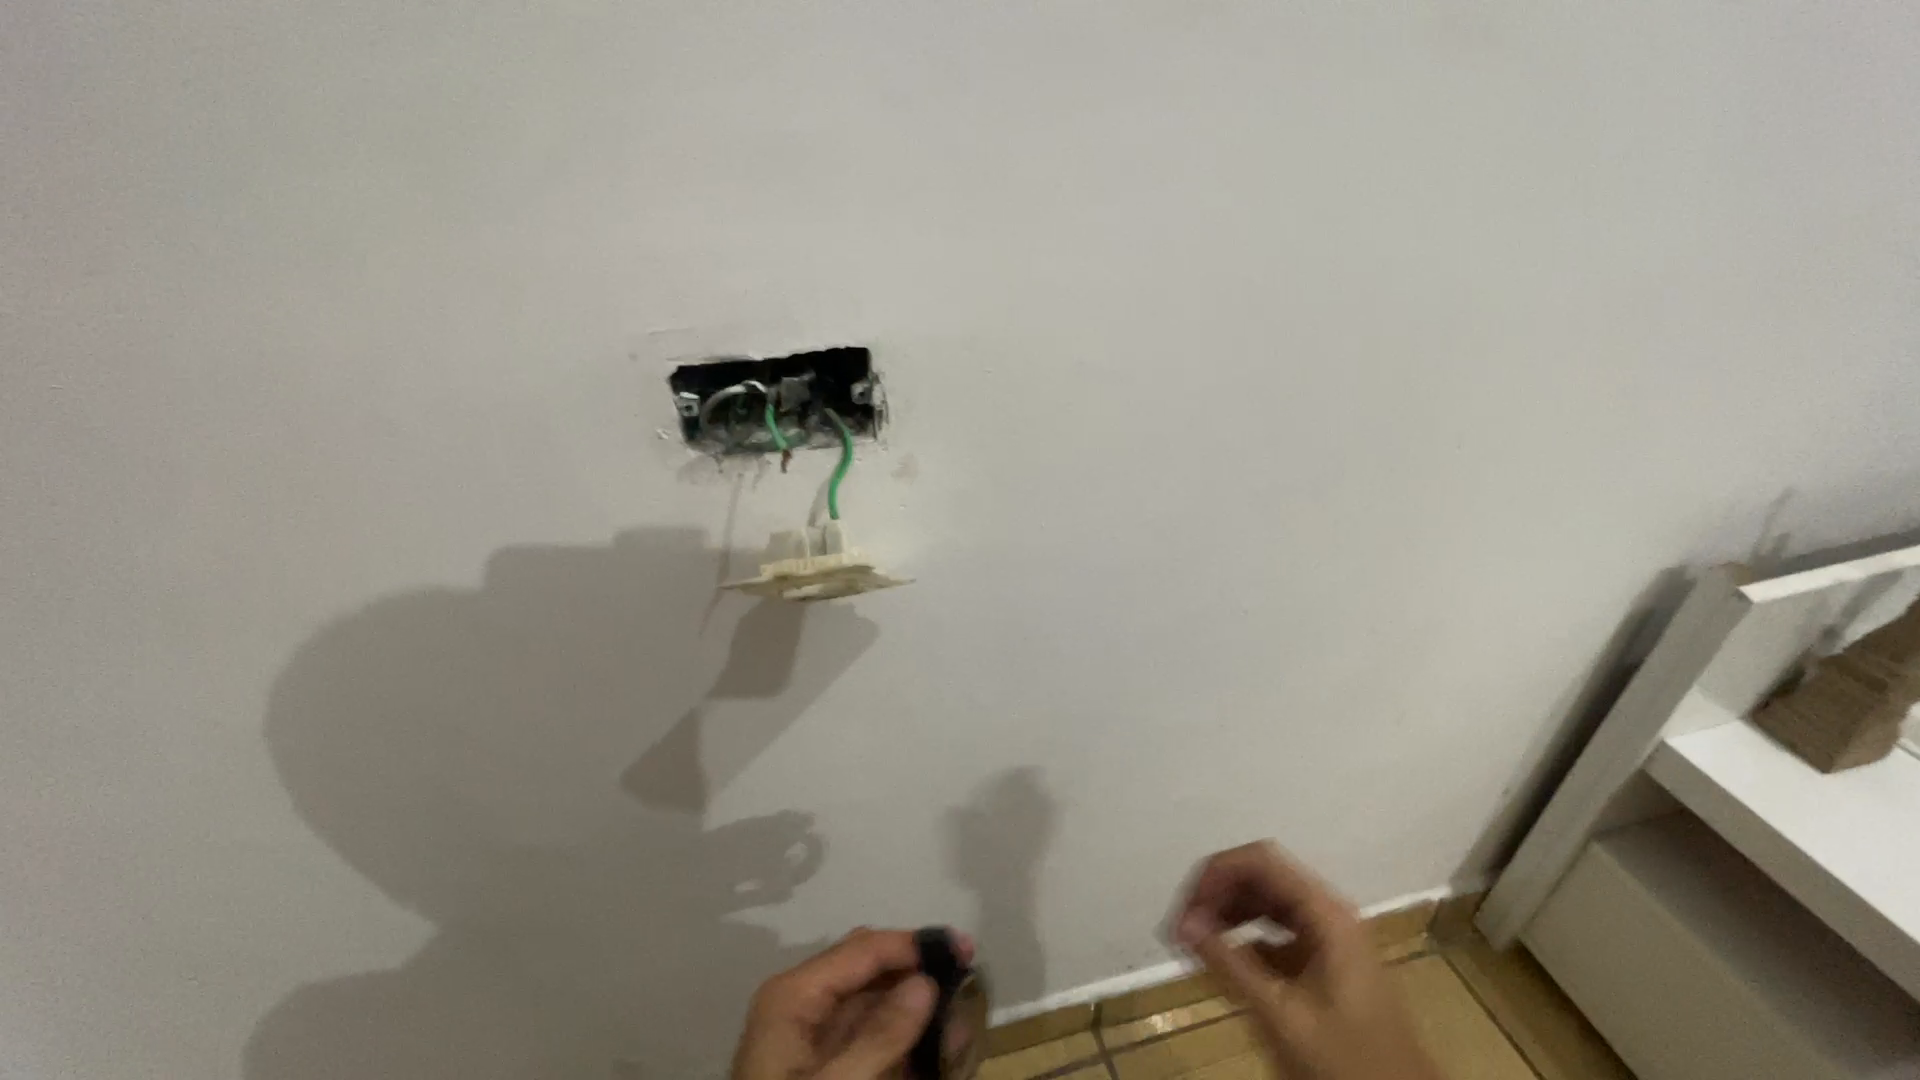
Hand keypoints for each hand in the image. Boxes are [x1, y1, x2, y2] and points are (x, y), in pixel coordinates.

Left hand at [732, 927, 972, 1079]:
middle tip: (968, 984)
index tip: (965, 948)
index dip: (915, 943)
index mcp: (794, 995)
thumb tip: (925, 983)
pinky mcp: (824, 1064)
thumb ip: (880, 1036)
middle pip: (871, 968)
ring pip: (876, 1003)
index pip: (864, 948)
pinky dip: (904, 1040)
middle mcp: (803, 1003)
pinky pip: (870, 1038)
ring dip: (918, 1010)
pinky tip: (936, 1050)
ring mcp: (813, 1036)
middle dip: (919, 974)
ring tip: (961, 1025)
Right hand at [1172, 842, 1442, 1079]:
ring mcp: (1328, 937)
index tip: (1187, 911)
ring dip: (1227, 913)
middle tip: (1184, 928)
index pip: (1260, 860)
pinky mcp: (1324, 961)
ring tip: (1196, 942)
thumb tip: (1184, 924)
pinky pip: (1276, 931)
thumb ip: (1230, 964)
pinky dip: (1244, 936)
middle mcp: (1328, 913)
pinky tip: (1224, 961)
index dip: (1216, 874)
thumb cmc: (1347, 1060)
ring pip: (1267, 901)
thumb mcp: (1281, 1013)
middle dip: (1217, 893)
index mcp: (1326, 913)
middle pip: (1261, 876)